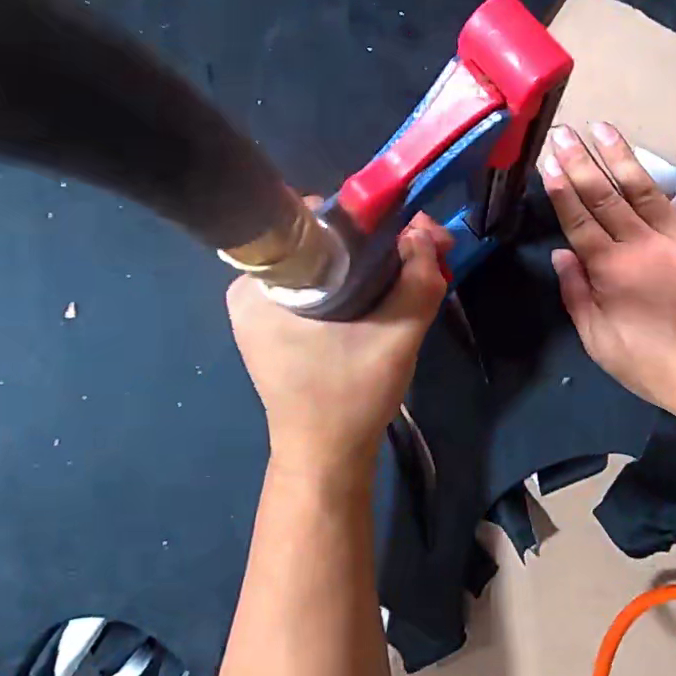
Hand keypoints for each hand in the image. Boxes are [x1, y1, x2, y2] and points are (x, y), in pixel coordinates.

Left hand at [227, 210, 453, 485]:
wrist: (327, 460)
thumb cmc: (350, 398)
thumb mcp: (396, 335)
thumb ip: (418, 280)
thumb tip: (425, 232)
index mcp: (260, 288)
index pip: (313, 221)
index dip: (366, 216)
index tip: (405, 226)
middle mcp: (251, 291)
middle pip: (323, 240)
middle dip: (377, 239)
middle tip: (424, 249)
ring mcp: (261, 311)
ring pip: (326, 263)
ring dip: (372, 262)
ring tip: (416, 268)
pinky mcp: (278, 328)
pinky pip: (322, 287)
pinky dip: (357, 284)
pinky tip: (390, 290)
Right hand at [538, 122, 675, 425]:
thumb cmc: (655, 365)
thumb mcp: (600, 342)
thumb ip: (578, 295)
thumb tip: (562, 254)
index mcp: (611, 270)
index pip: (578, 220)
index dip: (560, 189)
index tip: (548, 160)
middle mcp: (642, 244)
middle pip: (605, 196)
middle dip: (581, 161)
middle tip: (564, 131)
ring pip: (646, 188)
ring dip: (623, 155)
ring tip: (605, 126)